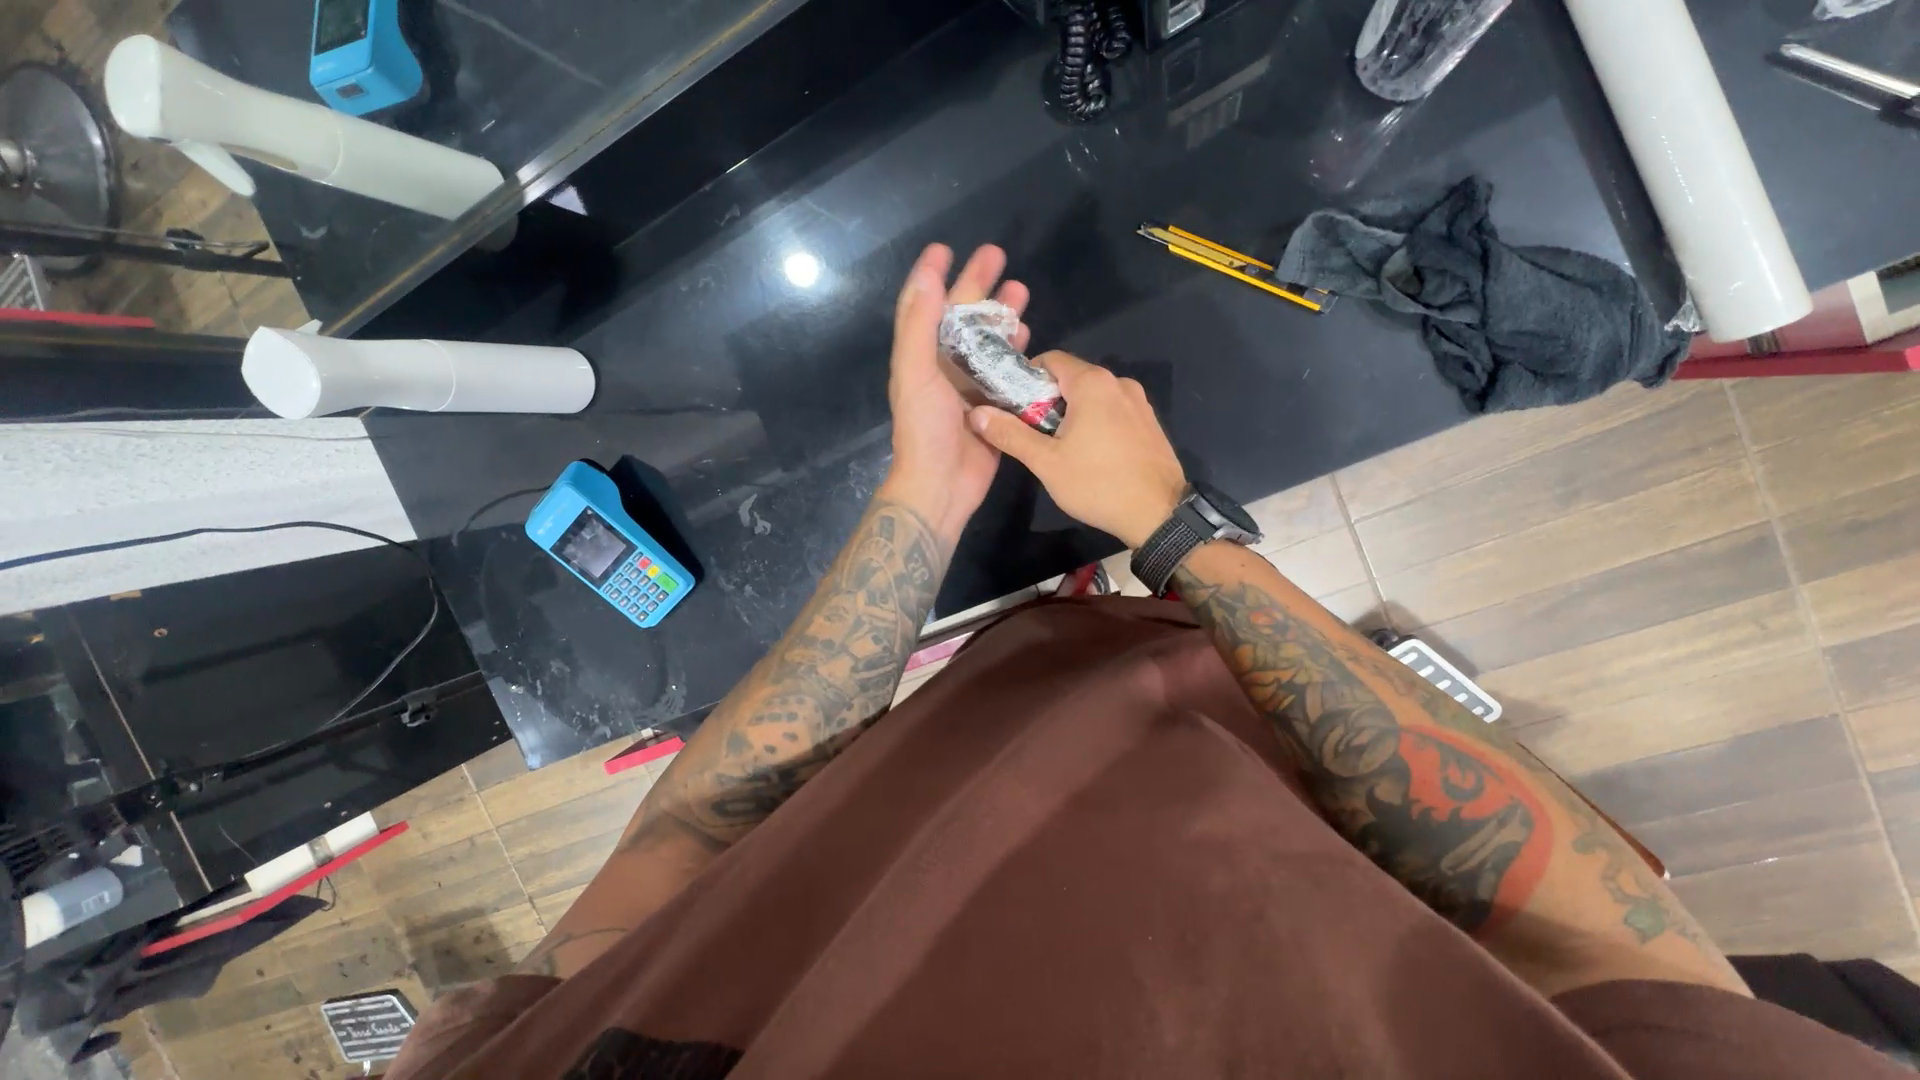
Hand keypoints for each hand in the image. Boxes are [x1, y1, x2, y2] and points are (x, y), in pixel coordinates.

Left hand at [879, 243, 1030, 548]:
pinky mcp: (993, 407)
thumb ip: (919, 325)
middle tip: (998, 255)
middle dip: (978, 285)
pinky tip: (1031, 337)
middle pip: (962, 317)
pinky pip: (1007, 373)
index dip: (932, 276)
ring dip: (1002, 315)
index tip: (946, 247)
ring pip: (987, 341)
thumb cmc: (924, 429)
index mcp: (921, 357)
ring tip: (1021, 289)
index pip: (925, 305)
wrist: (941, 486)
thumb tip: (927, 277)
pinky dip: (1018, 353)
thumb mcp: (915, 373)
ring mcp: (969, 387)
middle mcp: (943, 367)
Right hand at [967, 352, 1187, 548]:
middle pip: (1072, 378)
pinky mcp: (1150, 423)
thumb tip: (976, 413)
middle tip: (1031, 432)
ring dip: (1072, 413)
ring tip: (1058, 447)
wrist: (1158, 514)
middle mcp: (1119, 382)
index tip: (1013, 405)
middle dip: (1048, 399)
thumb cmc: (1098, 484)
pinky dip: (1097, 423)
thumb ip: (1010, 433)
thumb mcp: (1046, 461)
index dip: (1026, 378)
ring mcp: (1139, 402)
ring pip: (1094, 397)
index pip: (1050, 360)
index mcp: (1093, 383)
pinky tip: (1091, 454)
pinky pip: (1114, 411)